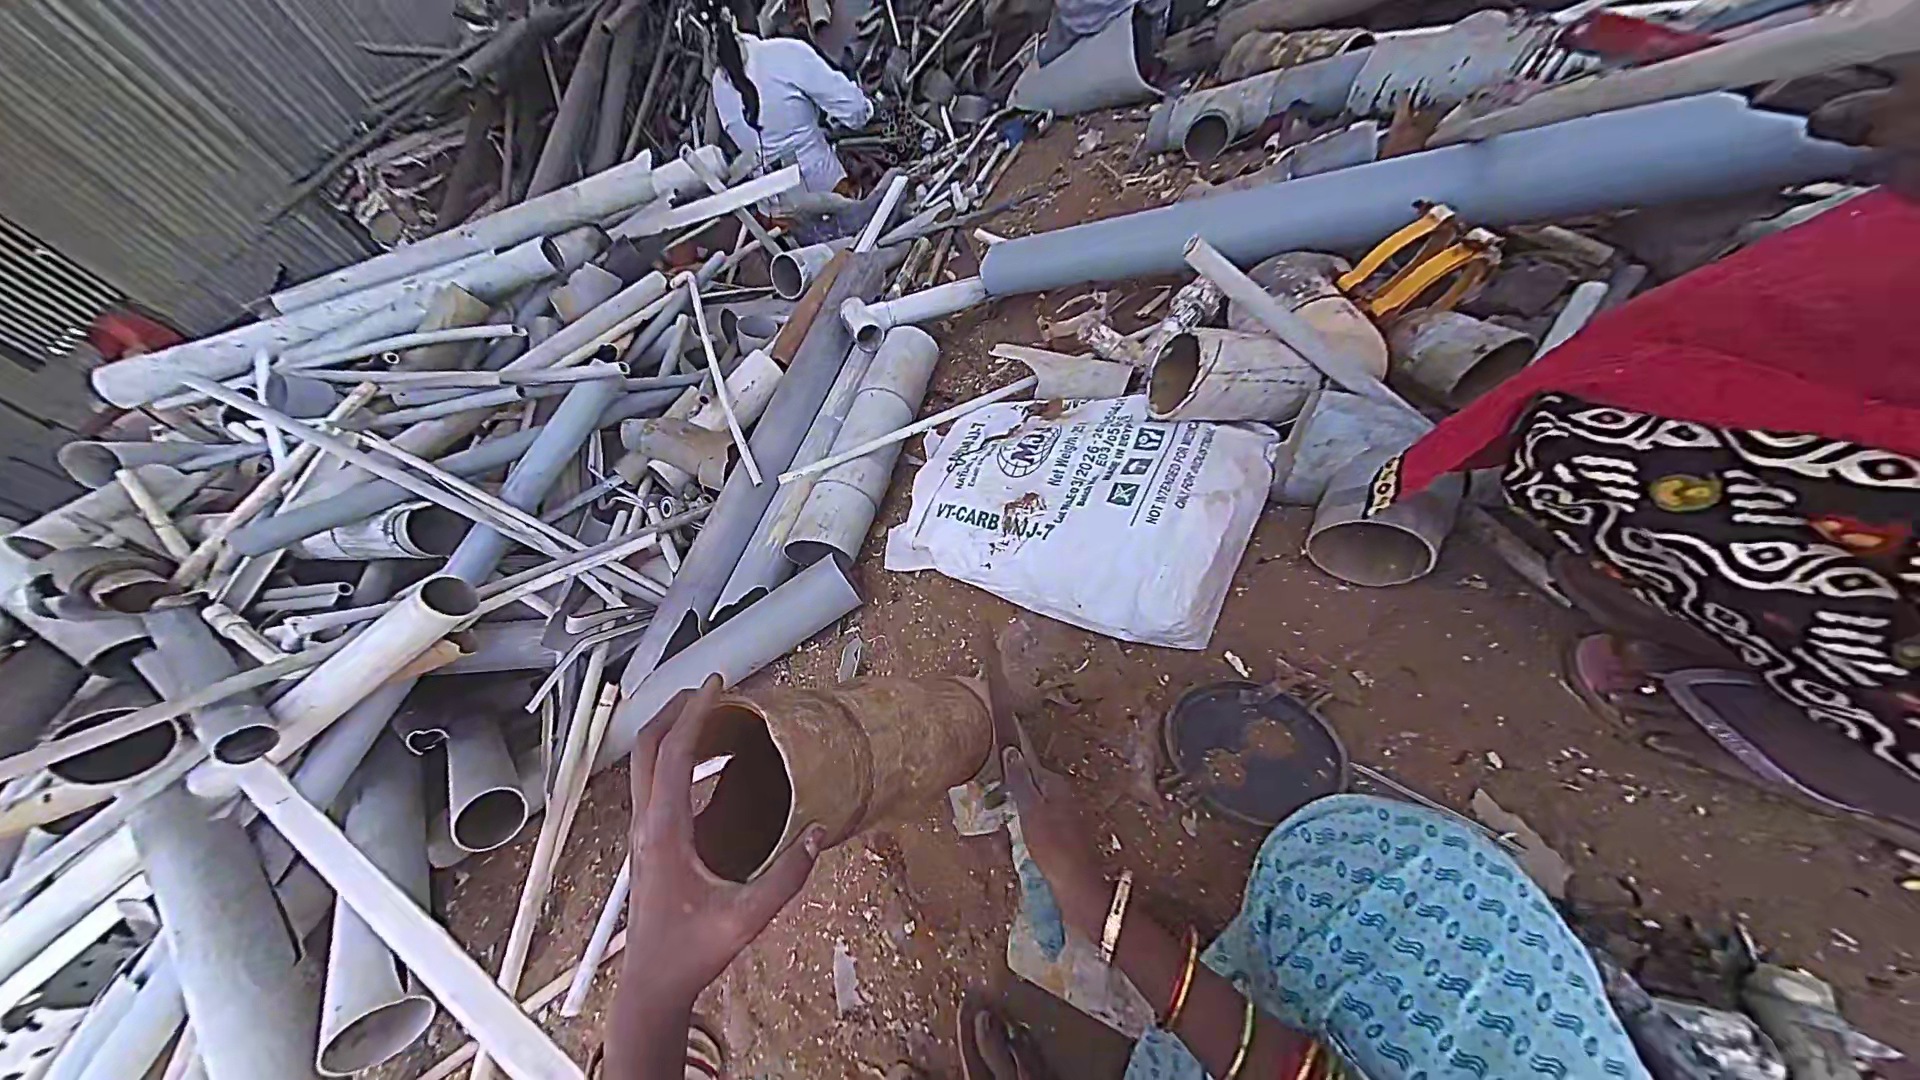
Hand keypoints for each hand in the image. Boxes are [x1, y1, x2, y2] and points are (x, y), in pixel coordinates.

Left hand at [626, 674, 824, 1002]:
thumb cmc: (691, 952)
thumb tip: (818, 832)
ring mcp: (643, 830)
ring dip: (672, 727)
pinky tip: (706, 756)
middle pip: (647, 747)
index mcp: (666, 833)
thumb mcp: (746, 918)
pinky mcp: (649, 836)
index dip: (695, 713)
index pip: (674, 755)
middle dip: (675, 708)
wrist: (652, 984)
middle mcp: (647, 824)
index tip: (716, 684)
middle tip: (710, 687)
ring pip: (644, 761)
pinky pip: (654, 779)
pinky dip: (675, 752)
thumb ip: (786, 877)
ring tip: (708, 710)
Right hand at [1001, 746, 1110, 938]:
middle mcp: (1061, 793)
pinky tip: (1013, 838)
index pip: (1026, 764)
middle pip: (1029, 784)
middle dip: (1009, 792)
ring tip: (996, 825)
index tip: (987, 778)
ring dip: (1014, 811)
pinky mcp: (1062, 832)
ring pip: (1031, 804)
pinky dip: (1023, 826)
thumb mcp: (1030, 810)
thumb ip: (1020, 780)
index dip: (1006, 769)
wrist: (1078, 885)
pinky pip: (1036, 821)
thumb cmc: (1052, 846)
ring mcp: (1064, 813)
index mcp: (1054, 782)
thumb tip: (1011, 750)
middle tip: (987, 804)